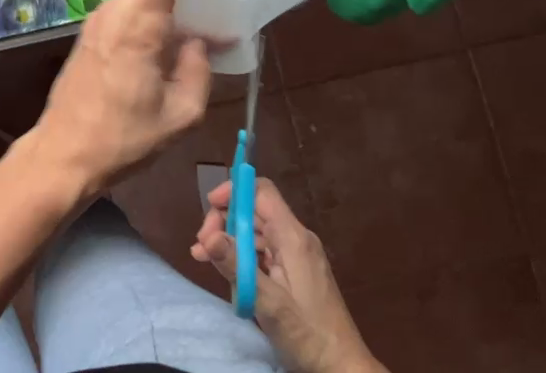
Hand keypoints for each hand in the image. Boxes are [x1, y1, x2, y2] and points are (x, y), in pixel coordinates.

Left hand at [25, 0, 211, 200]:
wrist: (62, 156)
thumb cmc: (123, 138)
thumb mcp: (180, 114)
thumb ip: (198, 70)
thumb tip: (199, 42)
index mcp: (140, 22)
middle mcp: (115, 10)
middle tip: (216, 20)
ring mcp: (98, 21)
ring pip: (146, 4)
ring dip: (170, 19)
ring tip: (191, 55)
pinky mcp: (91, 36)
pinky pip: (131, 19)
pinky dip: (152, 29)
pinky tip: (162, 64)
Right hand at [193, 179, 382, 372]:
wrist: (343, 369)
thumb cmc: (308, 335)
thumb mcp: (268, 303)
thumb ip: (237, 266)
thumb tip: (208, 236)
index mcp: (293, 237)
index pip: (261, 191)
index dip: (234, 191)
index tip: (209, 207)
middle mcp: (296, 239)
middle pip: (254, 211)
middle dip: (224, 221)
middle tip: (201, 246)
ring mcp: (296, 256)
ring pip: (255, 232)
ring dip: (228, 241)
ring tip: (202, 259)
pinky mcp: (294, 273)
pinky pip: (263, 252)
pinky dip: (241, 257)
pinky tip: (226, 272)